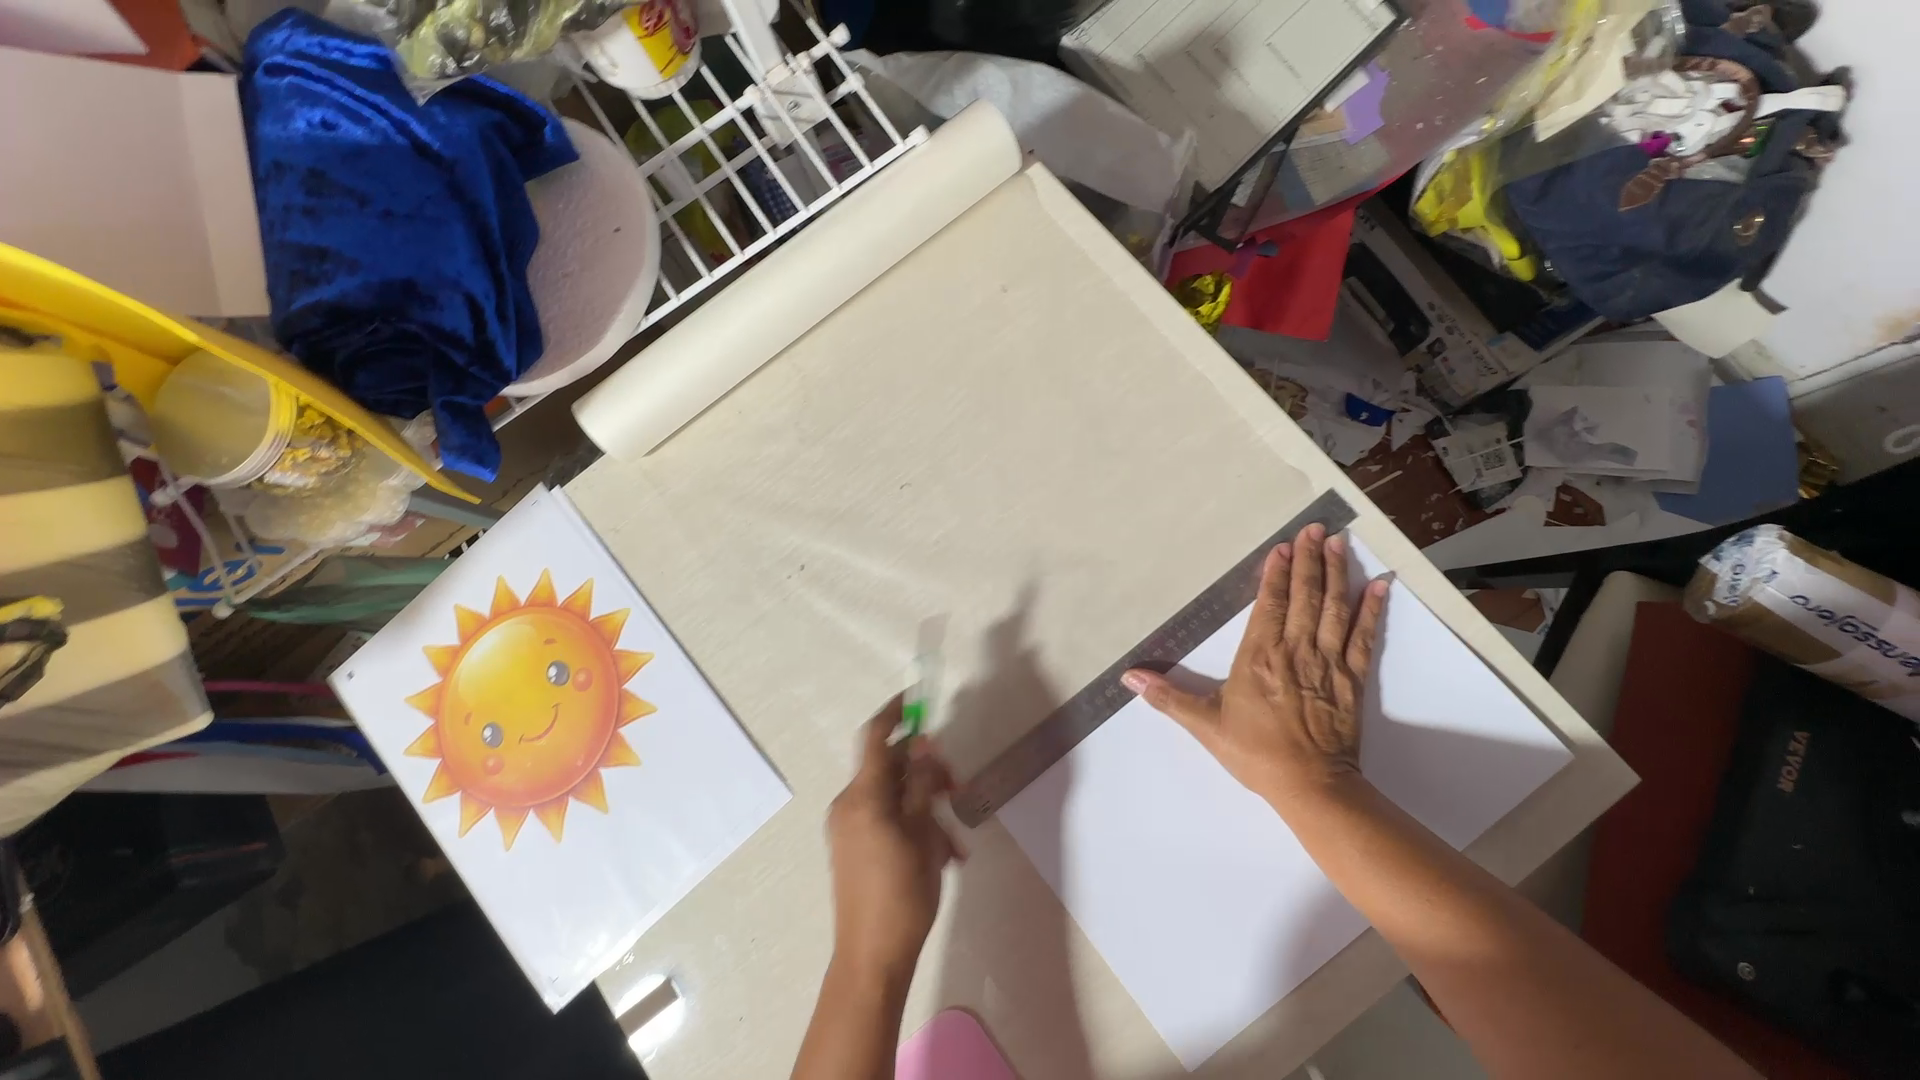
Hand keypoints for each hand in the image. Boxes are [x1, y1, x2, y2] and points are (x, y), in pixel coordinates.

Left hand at [824, 698, 961, 979]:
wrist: (872, 957)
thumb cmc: (901, 893)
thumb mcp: (921, 834)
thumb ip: (920, 785)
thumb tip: (922, 745)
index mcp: (861, 797)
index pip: (875, 737)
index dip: (895, 713)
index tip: (918, 700)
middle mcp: (849, 805)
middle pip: (889, 767)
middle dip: (926, 772)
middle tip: (958, 788)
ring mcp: (849, 828)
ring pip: (894, 796)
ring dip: (926, 806)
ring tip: (954, 842)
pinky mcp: (854, 847)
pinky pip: (887, 820)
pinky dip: (914, 824)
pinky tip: (942, 853)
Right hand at [1122, 523, 1387, 807]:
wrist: (1310, 785)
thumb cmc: (1255, 753)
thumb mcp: (1204, 725)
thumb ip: (1168, 696)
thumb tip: (1129, 677)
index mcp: (1259, 657)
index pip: (1269, 604)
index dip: (1276, 574)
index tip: (1283, 547)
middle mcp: (1295, 651)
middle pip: (1304, 597)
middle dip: (1309, 560)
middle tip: (1315, 529)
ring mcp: (1327, 663)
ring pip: (1334, 609)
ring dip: (1337, 574)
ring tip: (1339, 543)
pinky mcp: (1352, 680)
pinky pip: (1363, 637)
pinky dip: (1371, 610)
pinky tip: (1379, 586)